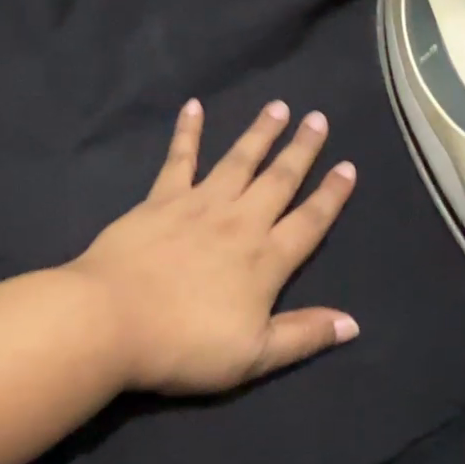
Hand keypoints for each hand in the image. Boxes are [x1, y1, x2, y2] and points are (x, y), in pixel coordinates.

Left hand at [64, 99, 359, 395]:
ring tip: (277, 107)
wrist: (112, 320)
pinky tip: (193, 107)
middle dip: (301, 150)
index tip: (348, 166)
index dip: (331, 196)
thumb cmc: (184, 345)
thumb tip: (352, 323)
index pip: (309, 223)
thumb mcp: (254, 356)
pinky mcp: (160, 199)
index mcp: (265, 261)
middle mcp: (238, 223)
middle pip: (278, 180)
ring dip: (259, 133)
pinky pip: (179, 159)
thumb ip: (303, 335)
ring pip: (237, 161)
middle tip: (317, 118)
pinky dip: (187, 131)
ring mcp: (198, 205)